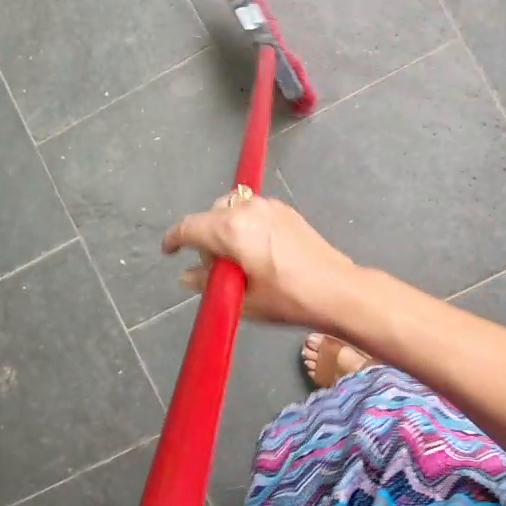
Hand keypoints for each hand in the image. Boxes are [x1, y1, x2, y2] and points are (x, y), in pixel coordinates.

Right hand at [162, 193, 356, 327]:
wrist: (337, 289)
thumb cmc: (287, 298)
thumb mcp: (242, 300)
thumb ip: (208, 284)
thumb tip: (187, 277)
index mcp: (231, 230)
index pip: (190, 227)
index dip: (173, 239)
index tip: (168, 251)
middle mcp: (247, 209)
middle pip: (210, 215)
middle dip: (203, 237)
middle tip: (212, 268)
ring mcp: (268, 206)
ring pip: (231, 208)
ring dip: (223, 228)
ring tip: (234, 259)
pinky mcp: (285, 210)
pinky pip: (251, 210)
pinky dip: (242, 224)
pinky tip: (254, 250)